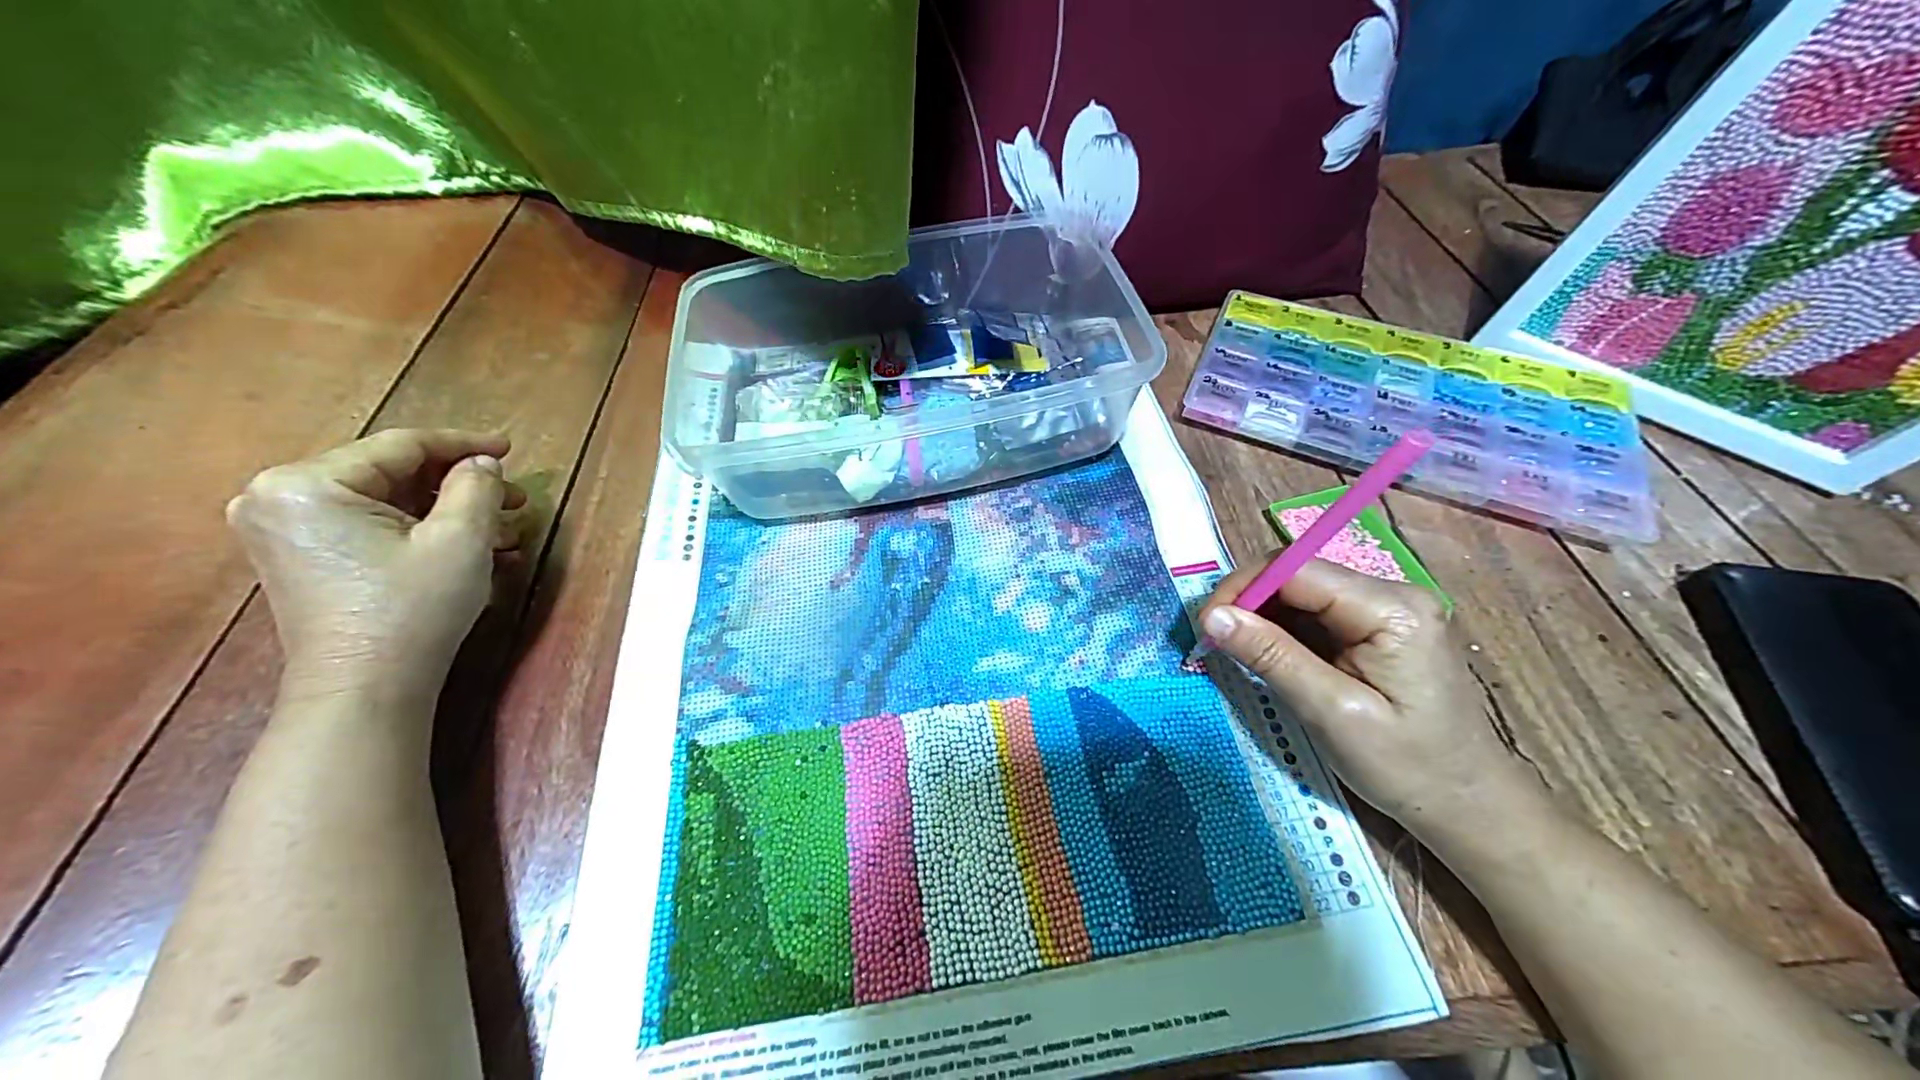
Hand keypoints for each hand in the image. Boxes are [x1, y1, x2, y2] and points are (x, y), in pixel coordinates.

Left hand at [226, 429, 525, 704]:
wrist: (366, 691)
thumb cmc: (412, 610)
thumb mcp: (459, 541)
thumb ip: (476, 488)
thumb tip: (483, 465)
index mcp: (307, 483)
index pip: (400, 446)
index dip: (463, 445)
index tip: (509, 449)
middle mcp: (280, 498)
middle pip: (391, 473)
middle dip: (460, 485)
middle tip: (514, 499)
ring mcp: (284, 531)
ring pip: (385, 501)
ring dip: (447, 511)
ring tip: (503, 529)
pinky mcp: (301, 558)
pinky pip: (368, 526)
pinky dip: (419, 530)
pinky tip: (468, 546)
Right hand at [1199, 558, 1543, 834]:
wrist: (1467, 805)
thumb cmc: (1406, 766)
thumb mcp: (1332, 712)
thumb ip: (1272, 656)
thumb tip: (1212, 616)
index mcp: (1391, 609)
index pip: (1295, 570)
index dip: (1242, 589)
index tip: (1205, 627)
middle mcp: (1392, 594)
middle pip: (1296, 575)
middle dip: (1247, 602)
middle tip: (1212, 641)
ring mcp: (1386, 609)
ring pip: (1300, 593)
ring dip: (1260, 617)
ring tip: (1232, 651)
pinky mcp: (1376, 628)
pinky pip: (1314, 613)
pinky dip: (1280, 630)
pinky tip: (1265, 655)